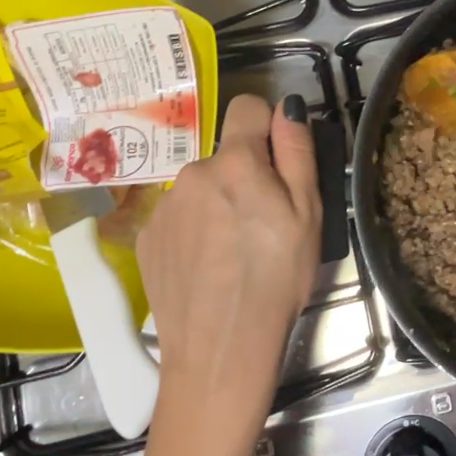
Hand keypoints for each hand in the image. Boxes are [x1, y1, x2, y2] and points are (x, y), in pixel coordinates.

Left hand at [135, 94, 319, 418]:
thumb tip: (287, 107)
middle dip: (245, 175)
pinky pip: (178, 218)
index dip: (268, 127)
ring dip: (218, 204)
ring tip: (236, 252)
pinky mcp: (147, 238)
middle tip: (265, 223)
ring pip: (201, 188)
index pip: (247, 107)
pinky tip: (209, 268)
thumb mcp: (308, 213)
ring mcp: (164, 207)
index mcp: (235, 162)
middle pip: (225, 156)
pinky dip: (194, 232)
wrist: (220, 348)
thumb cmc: (277, 278)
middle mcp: (192, 173)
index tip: (279, 162)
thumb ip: (297, 152)